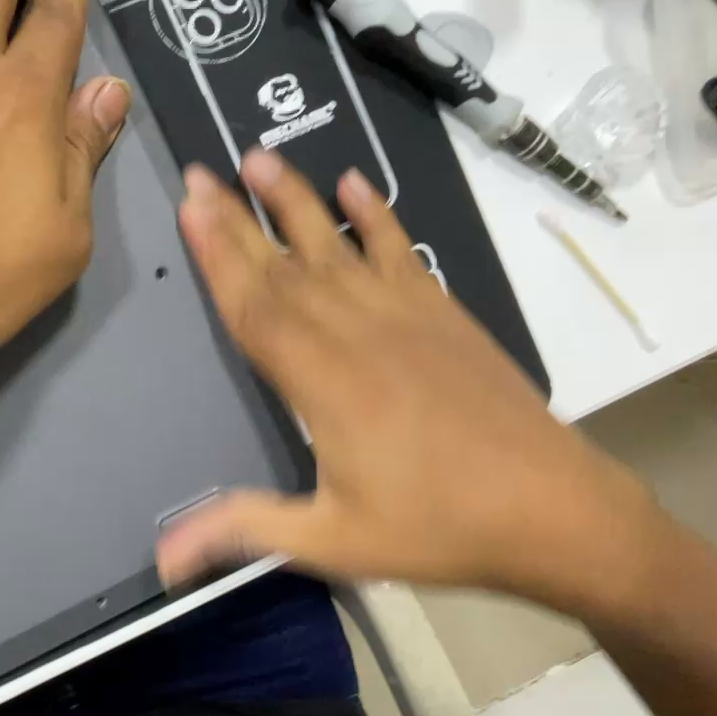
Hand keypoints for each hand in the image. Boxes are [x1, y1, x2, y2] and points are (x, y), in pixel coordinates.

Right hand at [156, 151, 668, 620]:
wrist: (552, 511)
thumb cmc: (436, 528)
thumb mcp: (332, 540)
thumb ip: (245, 530)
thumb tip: (163, 557)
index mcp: (322, 383)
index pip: (255, 306)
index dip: (217, 256)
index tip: (191, 205)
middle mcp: (358, 334)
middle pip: (285, 267)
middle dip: (237, 218)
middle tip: (200, 172)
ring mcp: (406, 317)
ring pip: (337, 247)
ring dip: (296, 200)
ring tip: (260, 158)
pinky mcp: (444, 315)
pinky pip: (400, 252)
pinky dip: (375, 215)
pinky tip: (355, 184)